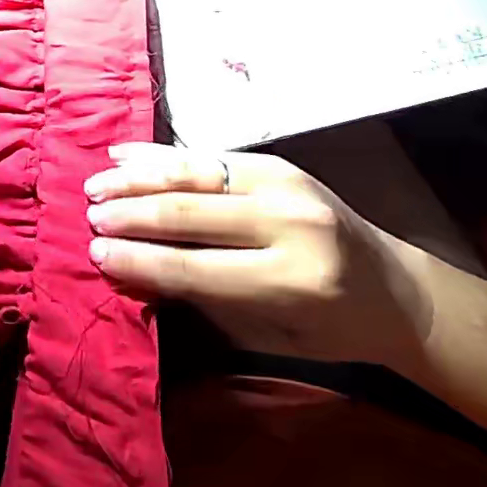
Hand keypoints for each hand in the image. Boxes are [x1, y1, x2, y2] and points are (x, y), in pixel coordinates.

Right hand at [84, 143, 434, 368]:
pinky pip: (206, 155)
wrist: (397, 289)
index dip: (140, 261)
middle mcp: (289, 222)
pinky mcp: (276, 161)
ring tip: (96, 185)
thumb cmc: (331, 327)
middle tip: (89, 217)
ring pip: (191, 174)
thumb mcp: (270, 331)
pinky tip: (125, 155)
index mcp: (293, 278)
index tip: (95, 255)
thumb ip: (203, 297)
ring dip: (137, 178)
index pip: (195, 267)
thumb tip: (132, 267)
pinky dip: (161, 156)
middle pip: (187, 213)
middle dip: (130, 215)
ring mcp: (284, 182)